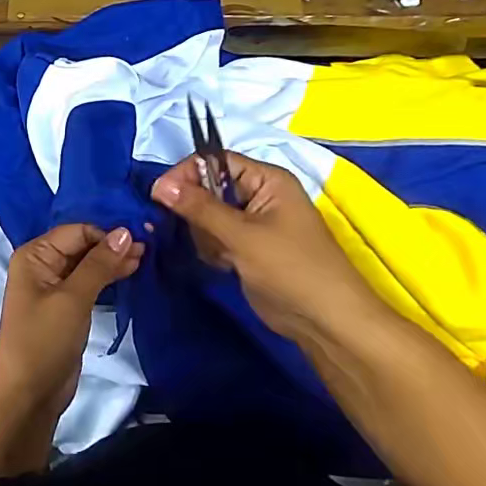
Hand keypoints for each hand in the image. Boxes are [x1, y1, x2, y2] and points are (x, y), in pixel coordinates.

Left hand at [0, 224, 142, 476]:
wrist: (28, 395)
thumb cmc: (45, 340)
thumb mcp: (73, 298)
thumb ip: (99, 264)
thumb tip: (125, 232)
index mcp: (34, 255)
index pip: (76, 231)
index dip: (106, 234)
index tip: (141, 239)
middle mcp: (41, 265)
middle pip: (81, 245)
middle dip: (111, 246)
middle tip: (149, 250)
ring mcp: (53, 287)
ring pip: (87, 264)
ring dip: (112, 262)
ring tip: (145, 260)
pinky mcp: (65, 307)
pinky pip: (88, 283)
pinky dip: (107, 278)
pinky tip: (129, 275)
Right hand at [151, 150, 388, 341]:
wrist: (327, 323)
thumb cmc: (292, 269)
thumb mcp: (242, 235)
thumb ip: (199, 208)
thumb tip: (158, 185)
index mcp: (267, 180)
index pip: (216, 162)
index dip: (187, 174)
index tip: (159, 194)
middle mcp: (259, 196)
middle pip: (208, 188)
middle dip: (193, 208)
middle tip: (184, 229)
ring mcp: (252, 224)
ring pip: (207, 215)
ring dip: (202, 233)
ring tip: (216, 255)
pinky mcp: (246, 249)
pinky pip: (214, 237)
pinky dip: (209, 248)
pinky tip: (219, 264)